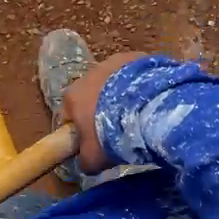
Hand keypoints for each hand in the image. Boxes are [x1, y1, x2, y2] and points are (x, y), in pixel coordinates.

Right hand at [60, 52, 146, 172]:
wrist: (147, 107)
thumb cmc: (112, 134)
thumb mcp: (94, 158)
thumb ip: (85, 160)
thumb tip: (86, 162)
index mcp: (72, 96)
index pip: (68, 114)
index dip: (79, 130)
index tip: (92, 142)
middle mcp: (88, 74)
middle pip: (91, 95)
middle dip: (101, 110)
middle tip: (118, 129)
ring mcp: (113, 62)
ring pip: (113, 82)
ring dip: (121, 95)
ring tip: (138, 114)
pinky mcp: (137, 57)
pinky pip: (134, 74)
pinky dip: (139, 86)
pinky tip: (150, 101)